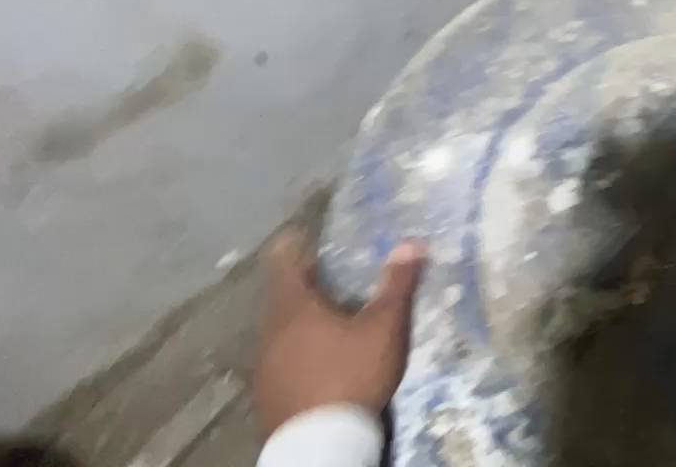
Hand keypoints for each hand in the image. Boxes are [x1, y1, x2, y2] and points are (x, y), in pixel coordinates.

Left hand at [253, 228, 426, 435]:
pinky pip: (282, 355)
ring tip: (330, 311)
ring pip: (281, 329)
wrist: (319, 447)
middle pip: (283, 297)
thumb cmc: (350, 373)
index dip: (295, 245)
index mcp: (293, 309)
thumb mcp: (384, 325)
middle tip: (329, 269)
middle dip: (305, 282)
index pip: (286, 264)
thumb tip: (412, 242)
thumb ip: (397, 283)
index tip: (303, 230)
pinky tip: (320, 353)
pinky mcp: (268, 395)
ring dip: (302, 317)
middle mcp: (269, 333)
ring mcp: (264, 367)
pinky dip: (299, 345)